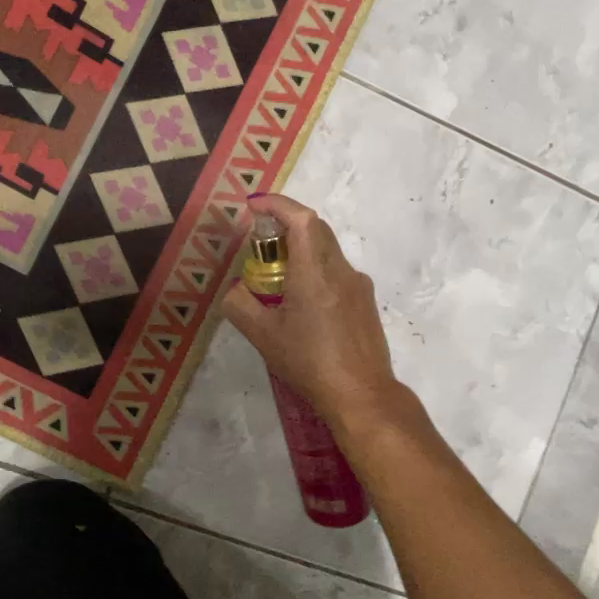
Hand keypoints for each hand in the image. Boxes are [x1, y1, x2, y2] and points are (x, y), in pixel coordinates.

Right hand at [220, 194, 403, 429]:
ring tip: (275, 274)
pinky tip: (299, 301)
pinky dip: (313, 269)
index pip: (301, 219)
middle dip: (285, 224)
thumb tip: (234, 290)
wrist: (361, 394)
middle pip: (315, 229)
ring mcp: (357, 286)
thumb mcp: (262, 335)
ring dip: (300, 248)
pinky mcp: (364, 302)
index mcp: (314, 273)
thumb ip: (240, 305)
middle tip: (258, 239)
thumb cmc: (309, 362)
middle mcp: (340, 271)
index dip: (277, 204)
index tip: (254, 206)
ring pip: (326, 250)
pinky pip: (335, 271)